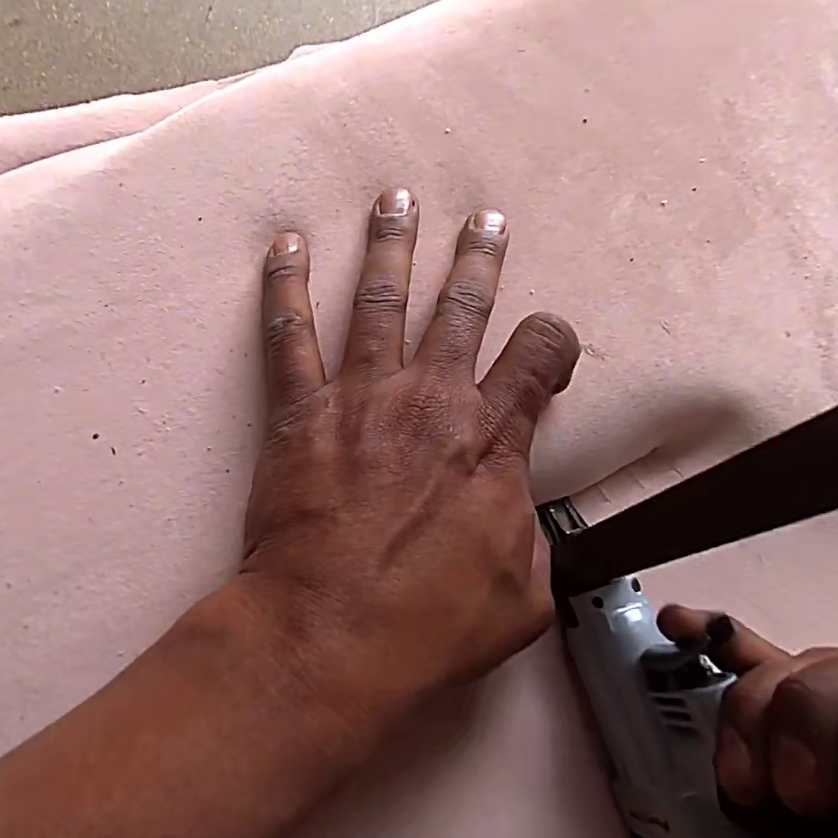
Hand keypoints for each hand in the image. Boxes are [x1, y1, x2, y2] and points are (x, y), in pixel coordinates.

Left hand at [238, 188, 580, 724]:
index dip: (551, 344)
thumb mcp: (519, 598)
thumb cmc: (425, 628)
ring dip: (392, 244)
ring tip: (396, 200)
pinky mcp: (300, 415)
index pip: (537, 359)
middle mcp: (432, 403)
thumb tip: (521, 517)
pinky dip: (286, 285)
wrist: (330, 637)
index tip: (547, 349)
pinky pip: (289, 334)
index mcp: (491, 443)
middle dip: (478, 260)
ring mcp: (362, 400)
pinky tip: (286, 245)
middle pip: (463, 309)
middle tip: (484, 221)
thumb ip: (530, 542)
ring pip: (382, 299)